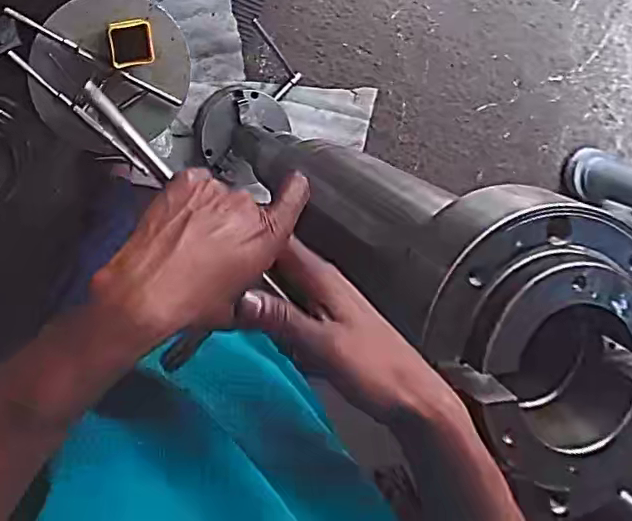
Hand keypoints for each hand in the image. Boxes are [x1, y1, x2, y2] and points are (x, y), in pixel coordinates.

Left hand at [87, 169, 308, 354]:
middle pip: (248, 205)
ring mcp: (213, 190)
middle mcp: (242, 207)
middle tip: (214, 246)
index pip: (293, 198)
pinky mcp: (187, 181)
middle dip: (235, 222)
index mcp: (264, 235)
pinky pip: (197, 183)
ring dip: (210, 209)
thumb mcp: (236, 305)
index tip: (296, 184)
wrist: (145, 289)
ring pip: (220, 194)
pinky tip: (181, 221)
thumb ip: (257, 283)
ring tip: (191, 237)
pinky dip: (190, 197)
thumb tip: (253, 281)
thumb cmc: (186, 301)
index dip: (295, 190)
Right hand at [236, 237, 463, 429]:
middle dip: (247, 260)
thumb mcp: (324, 345)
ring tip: (226, 291)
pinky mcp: (324, 321)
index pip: (279, 239)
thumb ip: (282, 319)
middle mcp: (321, 280)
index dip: (250, 232)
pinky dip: (269, 309)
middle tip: (215, 268)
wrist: (416, 400)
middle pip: (275, 258)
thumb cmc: (379, 371)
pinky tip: (256, 322)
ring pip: (279, 281)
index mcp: (321, 276)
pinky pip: (287, 304)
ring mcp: (322, 300)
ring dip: (256, 285)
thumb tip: (242, 297)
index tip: (221, 234)